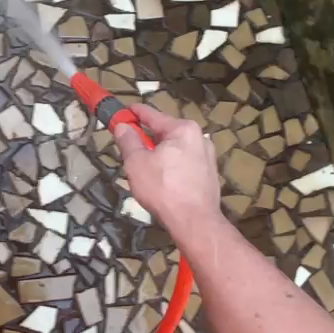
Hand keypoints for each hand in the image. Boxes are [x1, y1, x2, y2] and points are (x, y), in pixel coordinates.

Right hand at [112, 102, 222, 232]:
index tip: (123, 110)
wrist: (195, 222)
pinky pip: (185, 163)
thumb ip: (128, 141)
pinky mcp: (210, 174)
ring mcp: (208, 156)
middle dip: (148, 138)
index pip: (152, 115)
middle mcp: (199, 137)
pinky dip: (172, 166)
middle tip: (131, 147)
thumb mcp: (137, 163)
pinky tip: (163, 181)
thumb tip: (123, 126)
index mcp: (182, 129)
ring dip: (160, 154)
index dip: (134, 112)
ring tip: (145, 169)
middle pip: (166, 132)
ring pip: (176, 149)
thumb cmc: (163, 188)